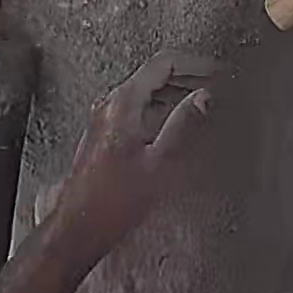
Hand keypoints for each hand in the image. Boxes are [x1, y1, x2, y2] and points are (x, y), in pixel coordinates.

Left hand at [49, 50, 219, 251]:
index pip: (163, 63)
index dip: (194, 63)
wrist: (76, 230)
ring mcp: (107, 116)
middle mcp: (112, 102)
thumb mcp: (159, 162)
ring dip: (176, 89)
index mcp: (124, 102)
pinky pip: (140, 106)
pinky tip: (178, 121)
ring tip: (203, 99)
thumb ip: (183, 124)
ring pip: (147, 90)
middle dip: (188, 74)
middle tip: (215, 82)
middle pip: (155, 73)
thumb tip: (204, 95)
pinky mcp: (106, 133)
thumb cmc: (115, 200)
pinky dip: (163, 105)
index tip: (216, 72)